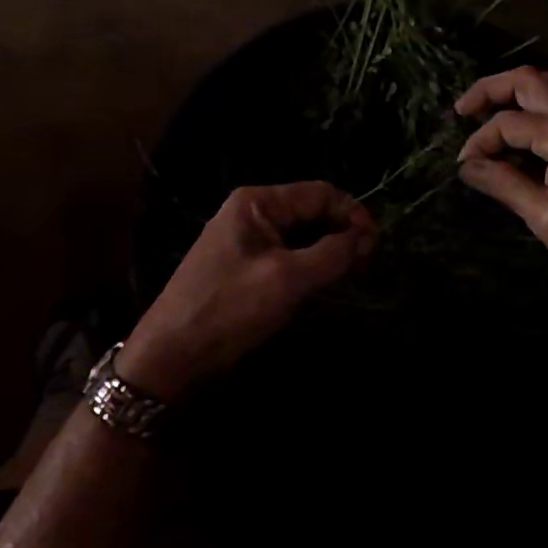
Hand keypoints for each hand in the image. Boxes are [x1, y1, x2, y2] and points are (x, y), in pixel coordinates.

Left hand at [120, 182, 374, 399]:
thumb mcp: (287, 280)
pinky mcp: (243, 265)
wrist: (171, 355)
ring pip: (300, 234)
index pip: (320, 193)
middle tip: (365, 265)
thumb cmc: (228, 310)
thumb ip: (332, 254)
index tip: (376, 246)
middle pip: (310, 210)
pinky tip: (322, 284)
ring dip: (327, 250)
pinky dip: (309, 264)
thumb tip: (365, 237)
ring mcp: (245, 239)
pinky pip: (286, 253)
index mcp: (257, 202)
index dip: (352, 214)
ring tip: (350, 275)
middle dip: (342, 232)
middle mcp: (251, 212)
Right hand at [455, 67, 547, 288]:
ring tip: (487, 109)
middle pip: (528, 80)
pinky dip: (533, 101)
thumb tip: (466, 166)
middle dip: (489, 89)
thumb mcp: (545, 218)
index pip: (507, 122)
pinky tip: (520, 123)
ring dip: (514, 90)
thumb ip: (503, 185)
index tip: (463, 167)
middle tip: (461, 110)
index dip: (478, 141)